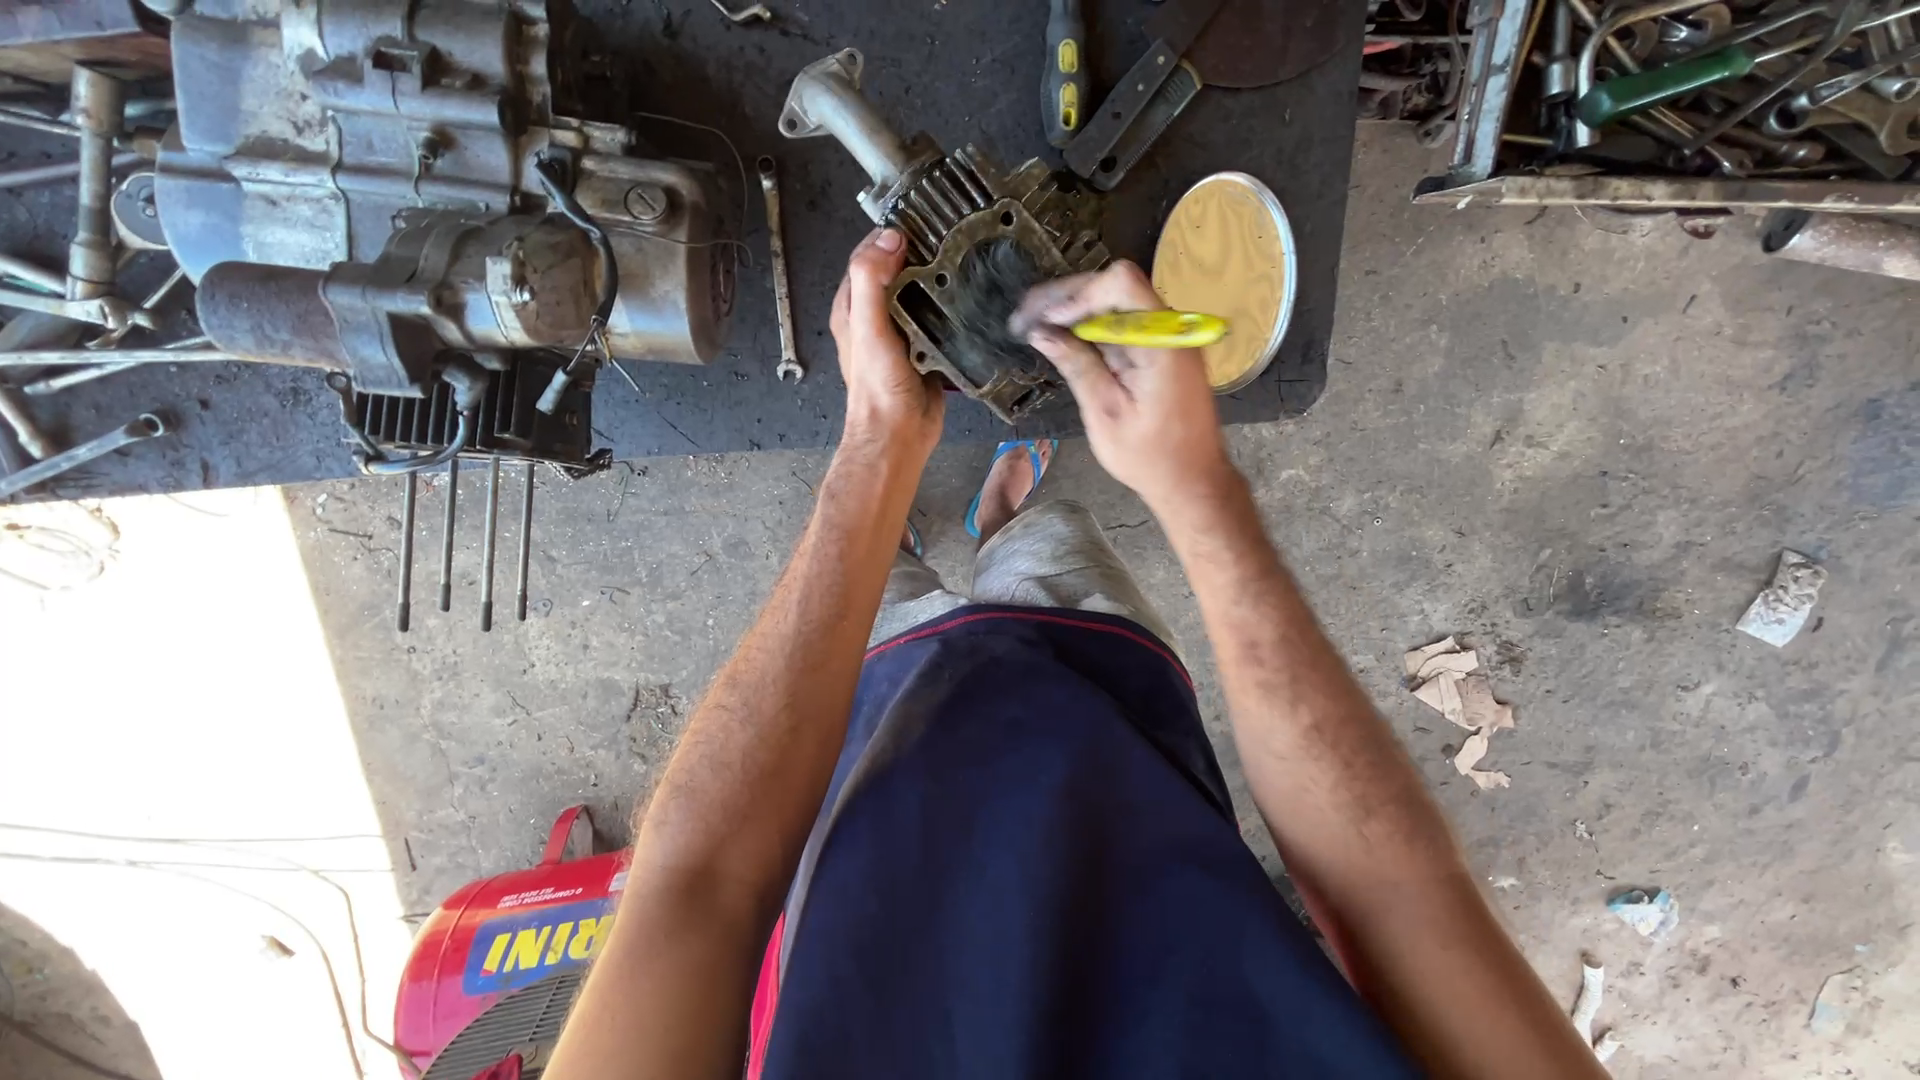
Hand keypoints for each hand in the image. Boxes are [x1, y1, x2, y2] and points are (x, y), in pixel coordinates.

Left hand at [830, 228, 944, 457]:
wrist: (899, 434)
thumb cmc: (878, 387)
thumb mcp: (869, 327)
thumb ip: (873, 281)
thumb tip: (890, 239)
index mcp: (853, 307)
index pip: (869, 255)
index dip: (891, 234)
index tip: (922, 219)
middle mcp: (876, 316)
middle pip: (899, 271)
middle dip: (921, 253)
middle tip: (953, 234)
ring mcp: (903, 333)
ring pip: (922, 294)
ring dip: (940, 279)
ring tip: (966, 258)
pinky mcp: (926, 350)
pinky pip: (940, 321)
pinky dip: (952, 308)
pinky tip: (970, 298)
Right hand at [1010, 260, 1235, 514]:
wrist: (1191, 478)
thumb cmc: (1150, 456)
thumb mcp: (1106, 413)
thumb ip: (1078, 366)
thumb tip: (1041, 332)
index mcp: (1161, 341)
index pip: (1120, 284)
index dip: (1078, 295)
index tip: (1047, 321)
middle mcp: (1168, 328)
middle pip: (1113, 287)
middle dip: (1065, 300)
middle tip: (1022, 319)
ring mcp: (1165, 337)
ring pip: (1114, 302)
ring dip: (1072, 311)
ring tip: (1031, 326)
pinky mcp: (1158, 348)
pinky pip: (1121, 323)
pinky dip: (1089, 327)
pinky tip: (1058, 337)